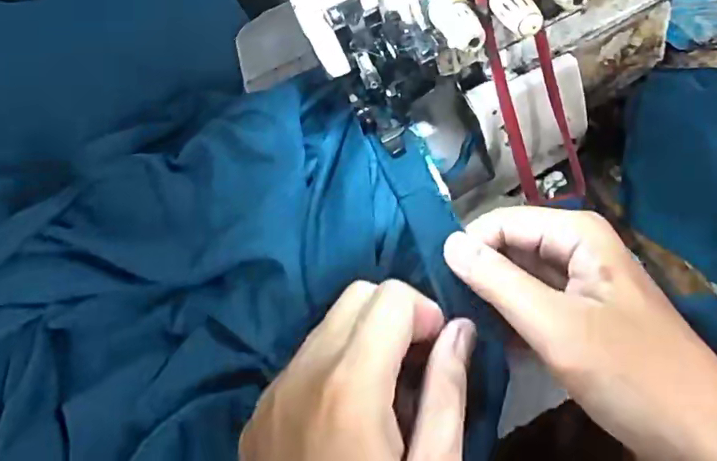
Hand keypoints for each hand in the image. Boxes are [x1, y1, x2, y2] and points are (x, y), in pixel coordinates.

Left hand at [241, 279, 477, 460]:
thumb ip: (447, 392)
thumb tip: (460, 328)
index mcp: (348, 384)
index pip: (390, 297)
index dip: (425, 313)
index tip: (441, 351)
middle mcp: (302, 373)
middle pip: (355, 296)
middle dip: (395, 315)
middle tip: (419, 367)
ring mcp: (272, 395)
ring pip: (326, 325)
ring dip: (363, 339)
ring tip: (387, 395)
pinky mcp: (257, 417)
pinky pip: (302, 361)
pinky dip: (333, 365)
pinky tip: (349, 420)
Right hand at [443, 208, 716, 460]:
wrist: (712, 442)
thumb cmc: (635, 376)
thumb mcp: (557, 328)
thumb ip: (499, 282)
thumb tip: (448, 243)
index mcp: (578, 233)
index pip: (503, 221)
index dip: (469, 246)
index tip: (436, 283)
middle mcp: (581, 247)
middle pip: (514, 246)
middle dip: (481, 273)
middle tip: (443, 309)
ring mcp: (588, 283)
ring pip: (526, 277)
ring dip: (496, 299)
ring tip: (461, 325)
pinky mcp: (591, 317)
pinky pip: (542, 305)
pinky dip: (518, 320)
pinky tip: (495, 343)